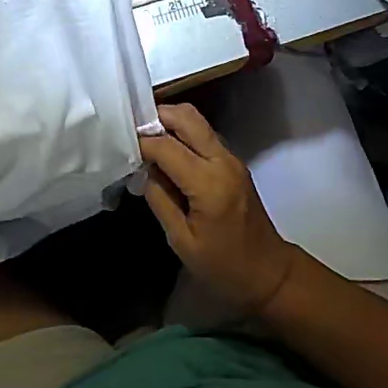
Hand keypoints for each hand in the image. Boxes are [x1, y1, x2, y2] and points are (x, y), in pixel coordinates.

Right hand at [139, 103, 300, 315]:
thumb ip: (160, 200)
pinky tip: (167, 153)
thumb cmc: (223, 265)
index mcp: (208, 183)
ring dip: (171, 123)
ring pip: (198, 122)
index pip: (167, 147)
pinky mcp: (234, 163)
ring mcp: (231, 159)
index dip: (141, 142)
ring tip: (146, 141)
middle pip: (188, 118)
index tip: (120, 143)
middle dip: (158, 116)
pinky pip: (205, 136)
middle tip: (133, 131)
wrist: (268, 270)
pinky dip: (183, 135)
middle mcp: (222, 161)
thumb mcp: (181, 240)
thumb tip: (143, 170)